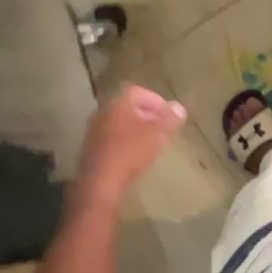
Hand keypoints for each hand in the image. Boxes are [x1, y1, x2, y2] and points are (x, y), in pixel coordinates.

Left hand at [72, 84, 186, 203]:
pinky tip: (136, 155)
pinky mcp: (92, 148)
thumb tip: (179, 107)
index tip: (169, 115)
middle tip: (163, 128)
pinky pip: (113, 137)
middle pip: (128, 107)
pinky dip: (126, 141)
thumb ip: (170, 119)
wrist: (100, 180)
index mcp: (118, 103)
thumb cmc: (130, 151)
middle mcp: (103, 111)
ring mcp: (94, 130)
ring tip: (152, 142)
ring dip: (137, 129)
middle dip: (148, 115)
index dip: (156, 101)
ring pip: (120, 123)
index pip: (138, 92)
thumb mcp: (157, 134)